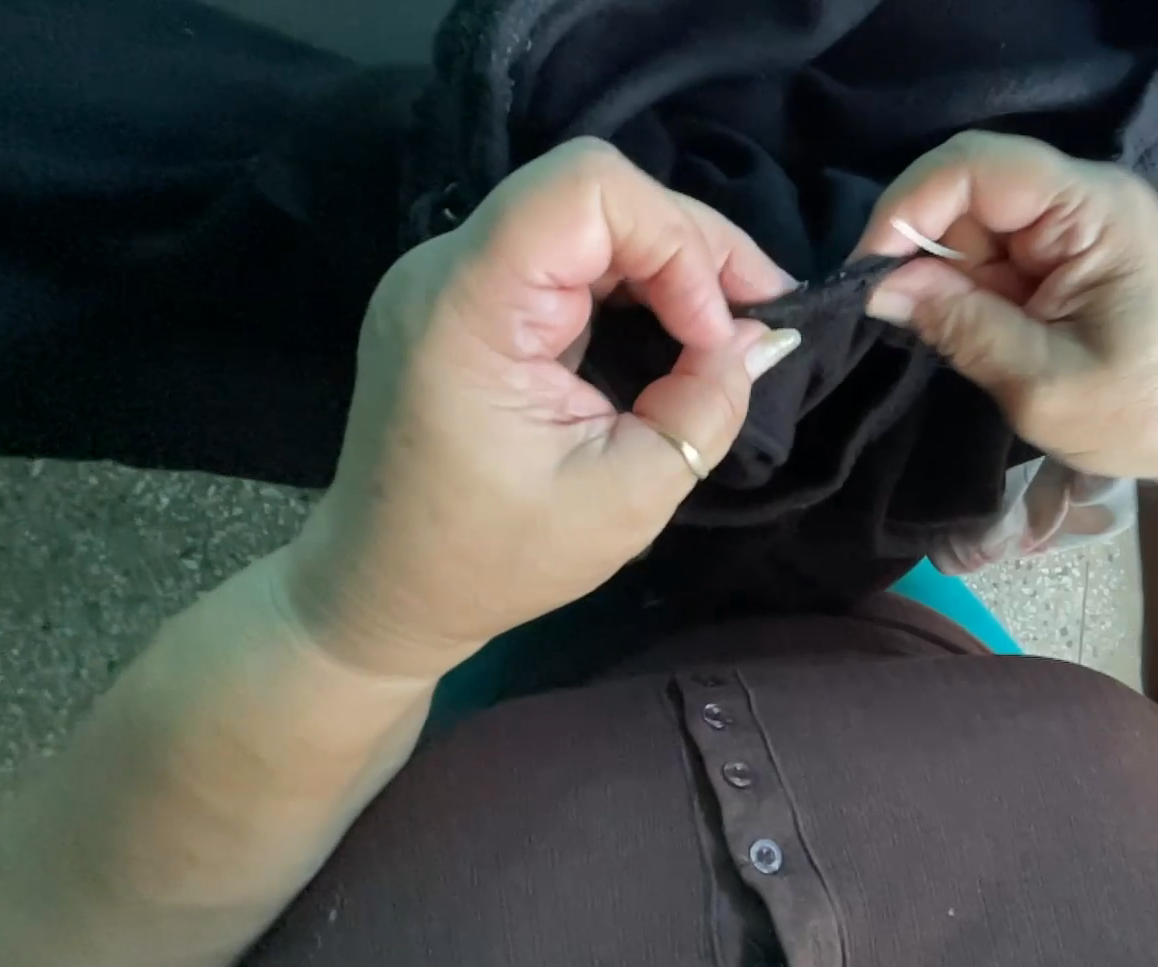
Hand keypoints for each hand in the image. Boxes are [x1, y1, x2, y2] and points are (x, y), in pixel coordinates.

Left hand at [280, 138, 802, 679]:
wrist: (391, 585)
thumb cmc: (502, 558)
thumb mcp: (630, 498)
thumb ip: (707, 408)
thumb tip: (765, 338)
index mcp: (472, 310)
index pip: (586, 189)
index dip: (677, 244)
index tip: (714, 334)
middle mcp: (453, 268)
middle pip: (599, 195)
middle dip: (700, 248)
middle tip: (767, 315)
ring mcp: (462, 279)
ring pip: (596, 218)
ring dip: (682, 264)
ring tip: (739, 323)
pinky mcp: (480, 303)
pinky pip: (579, 259)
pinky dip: (648, 284)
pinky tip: (686, 327)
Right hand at [856, 131, 1157, 520]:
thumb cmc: (1143, 416)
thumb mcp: (1040, 383)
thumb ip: (960, 327)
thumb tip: (879, 288)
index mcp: (1094, 211)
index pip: (978, 167)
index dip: (909, 206)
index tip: (867, 271)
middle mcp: (1087, 201)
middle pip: (973, 192)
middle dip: (922, 248)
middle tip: (889, 313)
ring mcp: (1080, 231)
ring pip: (978, 229)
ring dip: (945, 279)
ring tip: (937, 336)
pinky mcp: (1071, 263)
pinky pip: (998, 260)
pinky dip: (968, 294)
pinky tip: (963, 331)